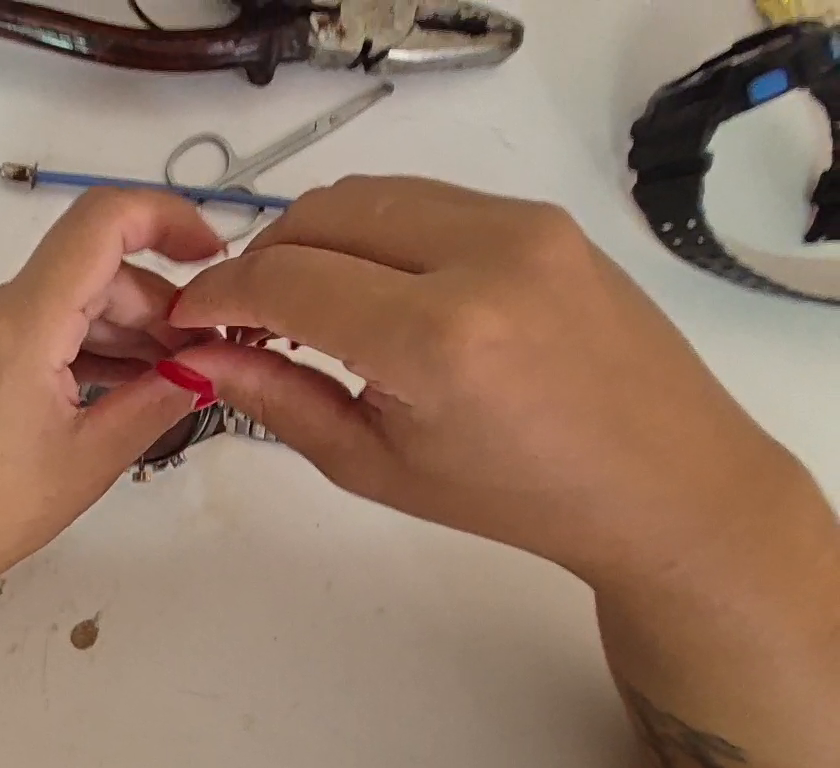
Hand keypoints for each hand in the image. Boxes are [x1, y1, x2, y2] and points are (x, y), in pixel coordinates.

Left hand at [0, 188, 221, 598]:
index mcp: (18, 324)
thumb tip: (206, 366)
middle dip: (152, 305)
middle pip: (88, 270)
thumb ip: (159, 399)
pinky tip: (117, 382)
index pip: (100, 221)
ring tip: (166, 378)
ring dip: (118, 330)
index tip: (210, 254)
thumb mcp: (90, 458)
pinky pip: (32, 328)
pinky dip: (77, 346)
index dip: (167, 217)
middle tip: (199, 356)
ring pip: (62, 300)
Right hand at [166, 176, 812, 588]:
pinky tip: (354, 290)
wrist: (659, 479)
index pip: (285, 280)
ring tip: (292, 308)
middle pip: (316, 216)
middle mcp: (481, 256)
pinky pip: (412, 200)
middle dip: (254, 263)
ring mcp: (521, 223)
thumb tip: (197, 357)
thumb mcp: (363, 462)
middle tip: (235, 322)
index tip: (183, 321)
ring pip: (360, 196)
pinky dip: (357, 234)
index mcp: (434, 338)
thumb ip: (272, 397)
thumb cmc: (500, 495)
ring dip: (303, 243)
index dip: (215, 295)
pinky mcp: (539, 216)